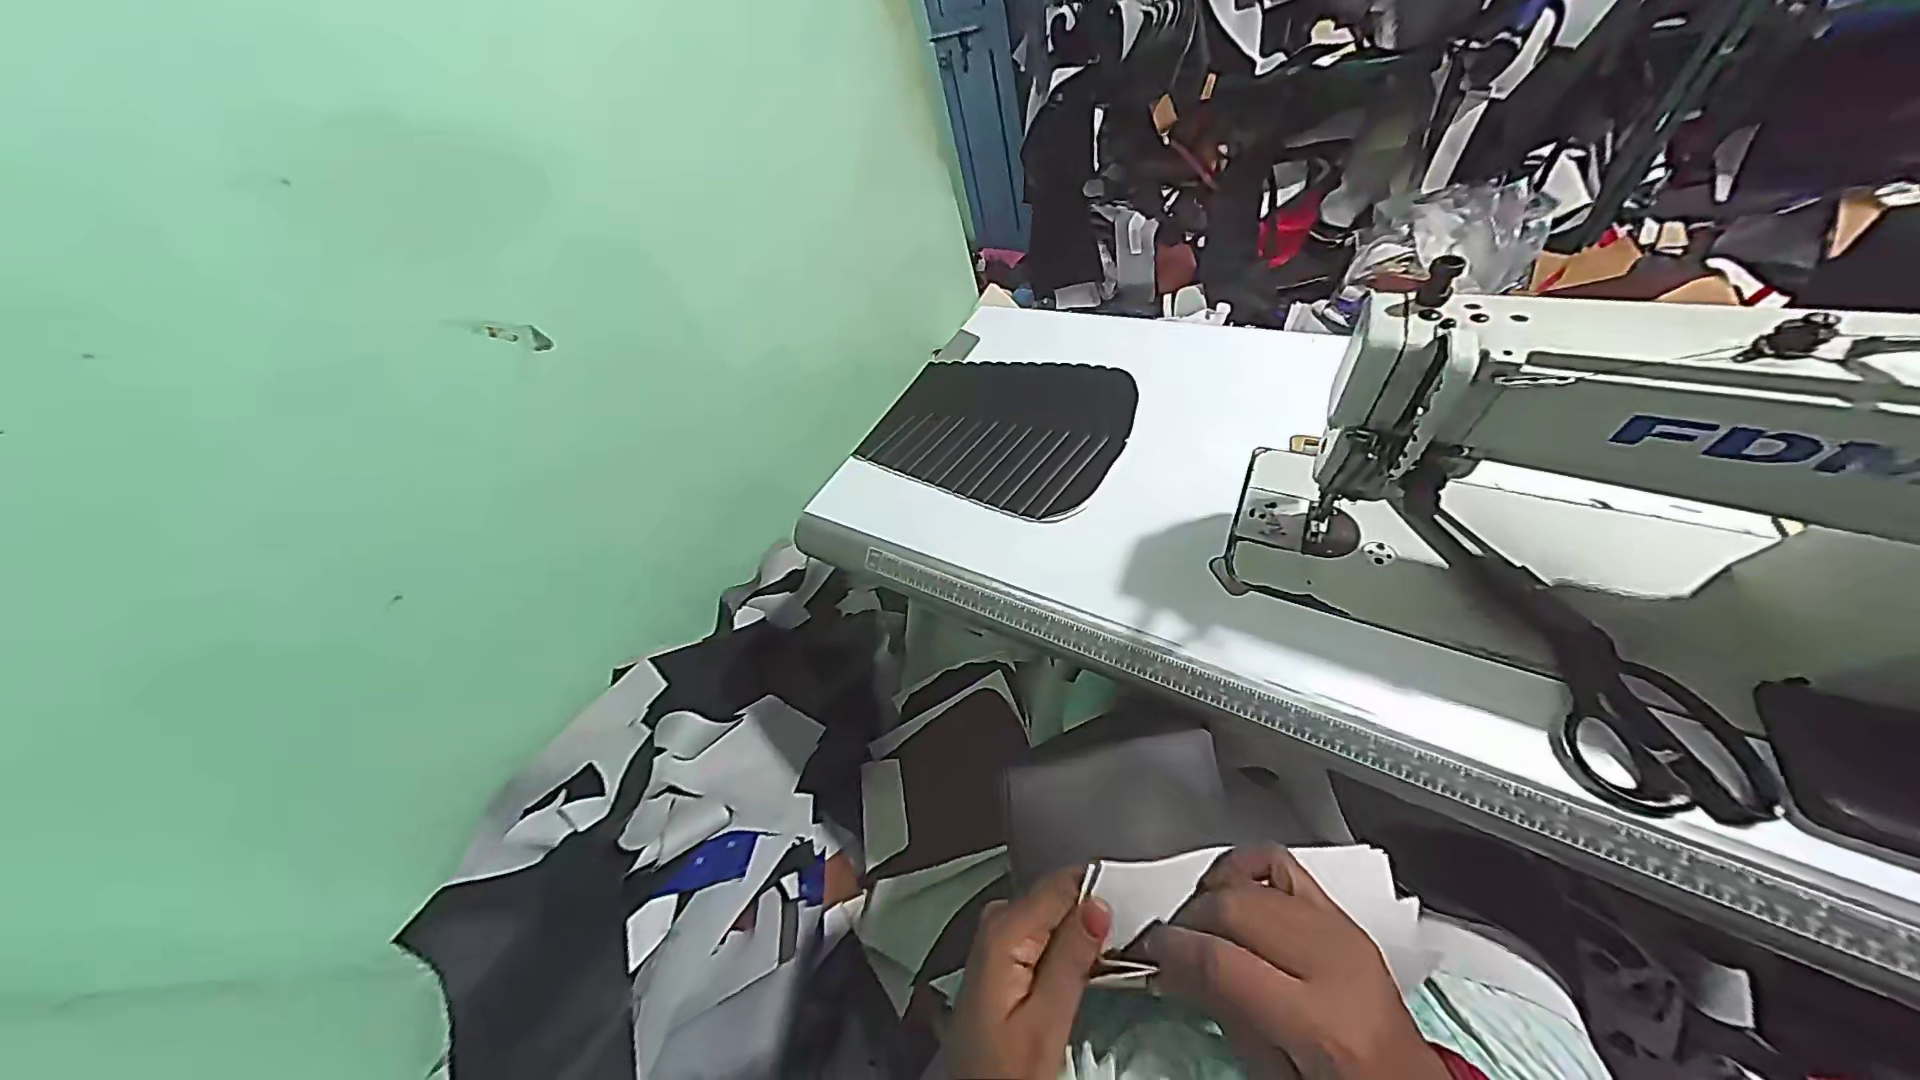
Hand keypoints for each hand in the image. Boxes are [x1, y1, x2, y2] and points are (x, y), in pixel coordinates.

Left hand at [946, 865, 1113, 1079]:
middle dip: (1091, 914)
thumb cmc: (1006, 1069)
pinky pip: (1044, 930)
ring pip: (1053, 912)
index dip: (1099, 893)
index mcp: (1004, 928)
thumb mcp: (1046, 1022)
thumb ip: (1072, 958)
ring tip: (1107, 961)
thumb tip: (1099, 904)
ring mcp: (997, 932)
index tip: (1131, 915)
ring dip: (1082, 931)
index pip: (1061, 884)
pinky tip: (1083, 966)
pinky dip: (1067, 943)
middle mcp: (996, 918)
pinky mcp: (1002, 949)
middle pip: (1057, 895)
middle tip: (1122, 949)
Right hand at [1145, 844, 1449, 1079]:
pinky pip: (1278, 863)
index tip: (1147, 955)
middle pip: (1231, 909)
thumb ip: (1226, 1014)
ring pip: (1247, 881)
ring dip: (1207, 897)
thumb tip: (1176, 966)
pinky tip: (1228, 889)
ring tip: (1197, 924)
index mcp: (1323, 1025)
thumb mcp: (1275, 1075)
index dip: (1172, 951)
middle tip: (1167, 945)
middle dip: (1185, 923)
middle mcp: (1334, 964)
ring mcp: (1340, 929)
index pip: (1222, 961)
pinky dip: (1242, 866)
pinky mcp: (1340, 912)